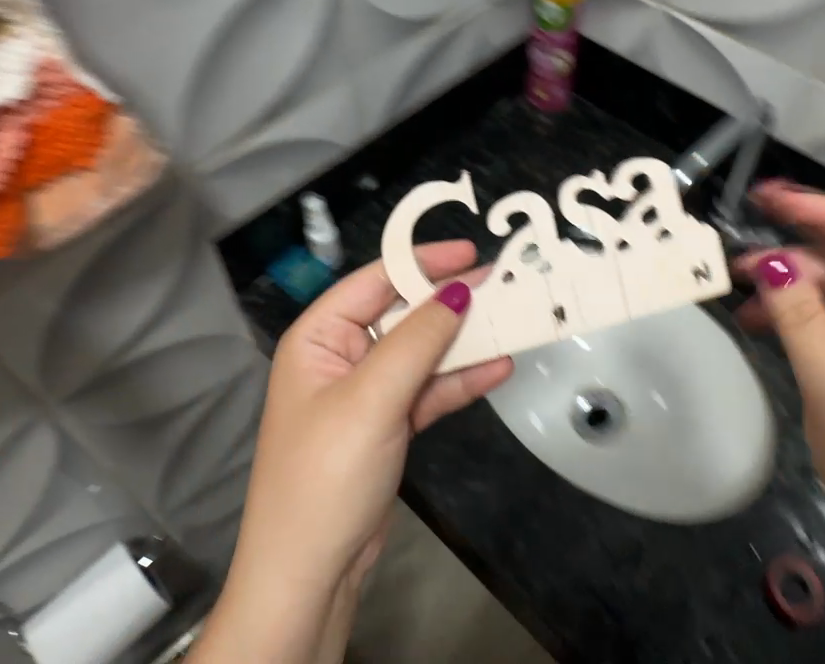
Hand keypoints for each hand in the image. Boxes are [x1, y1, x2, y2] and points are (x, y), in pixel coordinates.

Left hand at [196, 241, 511, 663]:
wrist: (311, 572)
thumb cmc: (326, 474)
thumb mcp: (372, 398)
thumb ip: (418, 340)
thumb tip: (459, 290)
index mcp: (318, 338)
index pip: (373, 281)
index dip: (421, 261)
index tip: (471, 252)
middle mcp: (340, 357)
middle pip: (402, 314)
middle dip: (450, 301)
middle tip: (503, 283)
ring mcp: (366, 393)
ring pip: (421, 352)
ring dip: (464, 341)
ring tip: (513, 320)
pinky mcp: (388, 425)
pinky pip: (429, 390)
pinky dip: (461, 381)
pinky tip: (499, 367)